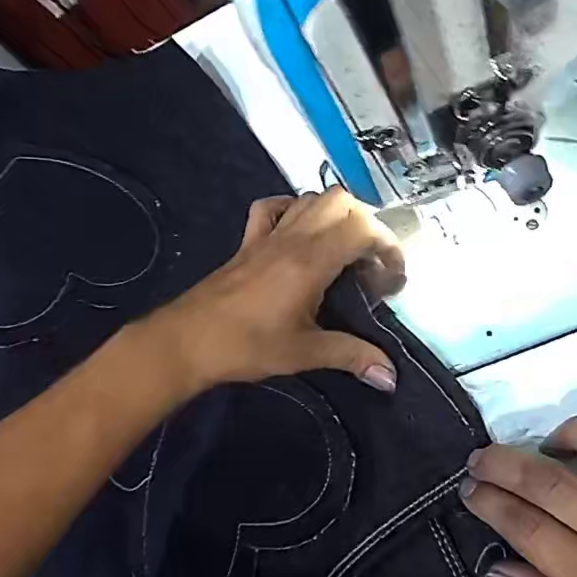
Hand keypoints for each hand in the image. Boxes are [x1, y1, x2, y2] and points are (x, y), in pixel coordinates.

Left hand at [138, 188, 405, 397]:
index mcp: (310, 261)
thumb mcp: (305, 353)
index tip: (392, 278)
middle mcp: (292, 238)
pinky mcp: (248, 242)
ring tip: (346, 251)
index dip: (388, 245)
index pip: (362, 228)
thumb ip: (352, 356)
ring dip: (337, 216)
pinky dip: (296, 210)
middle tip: (371, 261)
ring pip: (311, 199)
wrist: (185, 342)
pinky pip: (275, 208)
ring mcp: (268, 236)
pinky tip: (303, 233)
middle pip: (341, 201)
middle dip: (368, 224)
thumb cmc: (246, 346)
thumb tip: (390, 377)